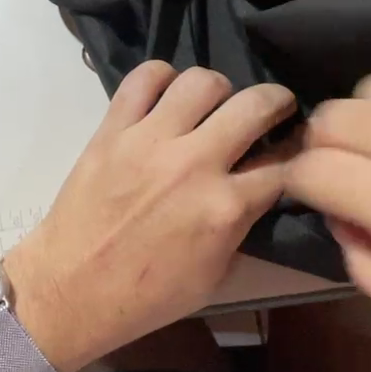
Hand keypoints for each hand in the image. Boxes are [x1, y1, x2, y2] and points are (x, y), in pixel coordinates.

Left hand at [5, 62, 295, 371]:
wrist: (73, 288)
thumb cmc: (148, 295)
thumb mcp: (216, 275)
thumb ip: (243, 225)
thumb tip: (260, 188)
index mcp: (225, 207)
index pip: (283, 164)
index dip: (297, 154)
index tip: (295, 149)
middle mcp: (194, 163)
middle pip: (254, 105)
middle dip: (276, 101)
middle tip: (274, 107)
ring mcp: (150, 140)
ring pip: (202, 81)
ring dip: (219, 89)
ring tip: (214, 103)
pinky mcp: (112, 129)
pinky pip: (142, 78)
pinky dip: (161, 76)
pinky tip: (167, 93)